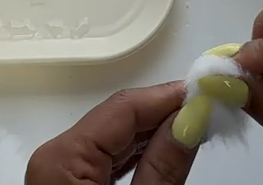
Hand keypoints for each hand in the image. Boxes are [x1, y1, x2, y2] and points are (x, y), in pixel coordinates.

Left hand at [25, 81, 198, 183]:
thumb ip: (162, 168)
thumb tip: (190, 121)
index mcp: (62, 158)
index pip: (124, 108)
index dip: (168, 96)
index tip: (206, 89)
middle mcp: (54, 158)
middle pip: (120, 120)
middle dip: (165, 113)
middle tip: (208, 106)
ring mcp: (58, 173)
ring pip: (116, 140)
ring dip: (155, 132)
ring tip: (195, 123)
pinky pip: (108, 159)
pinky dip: (139, 154)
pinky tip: (166, 148)